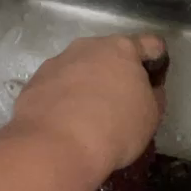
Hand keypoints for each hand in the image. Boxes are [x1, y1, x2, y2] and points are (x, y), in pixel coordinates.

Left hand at [5, 34, 164, 176]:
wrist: (55, 145)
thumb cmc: (114, 128)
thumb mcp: (151, 116)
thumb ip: (153, 96)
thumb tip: (150, 89)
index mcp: (121, 49)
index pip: (149, 45)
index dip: (156, 61)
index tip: (154, 80)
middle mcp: (87, 47)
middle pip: (109, 54)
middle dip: (116, 72)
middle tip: (121, 101)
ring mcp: (57, 62)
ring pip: (79, 69)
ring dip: (87, 84)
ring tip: (89, 116)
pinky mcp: (35, 82)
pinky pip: (57, 86)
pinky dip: (63, 98)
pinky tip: (65, 122)